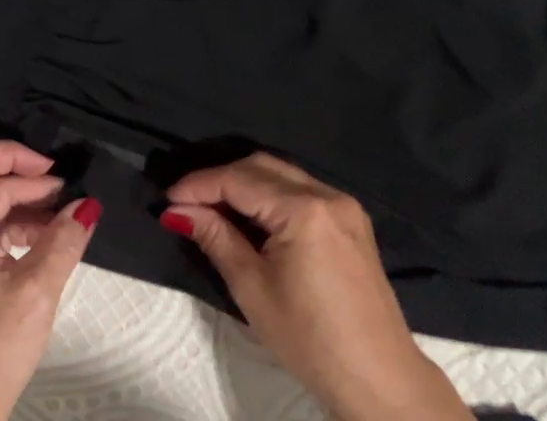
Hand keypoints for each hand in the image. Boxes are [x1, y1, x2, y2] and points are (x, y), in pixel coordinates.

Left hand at [0, 141, 100, 420]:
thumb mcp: (36, 290)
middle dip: (31, 182)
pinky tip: (57, 237)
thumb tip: (89, 206)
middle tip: (74, 191)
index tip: (52, 166)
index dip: (13, 154)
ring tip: (72, 214)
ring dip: (32, 206)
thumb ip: (63, 243)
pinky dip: (27, 229)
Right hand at [161, 153, 470, 420]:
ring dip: (244, 184)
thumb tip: (178, 210)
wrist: (379, 379)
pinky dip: (269, 195)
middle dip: (219, 179)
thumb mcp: (251, 287)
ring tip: (211, 208)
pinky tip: (250, 217)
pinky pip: (301, 191)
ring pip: (281, 175)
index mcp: (304, 210)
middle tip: (185, 203)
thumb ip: (215, 237)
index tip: (167, 200)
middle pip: (261, 166)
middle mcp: (327, 195)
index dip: (198, 185)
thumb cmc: (309, 338)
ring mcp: (345, 207)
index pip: (238, 179)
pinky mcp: (352, 223)